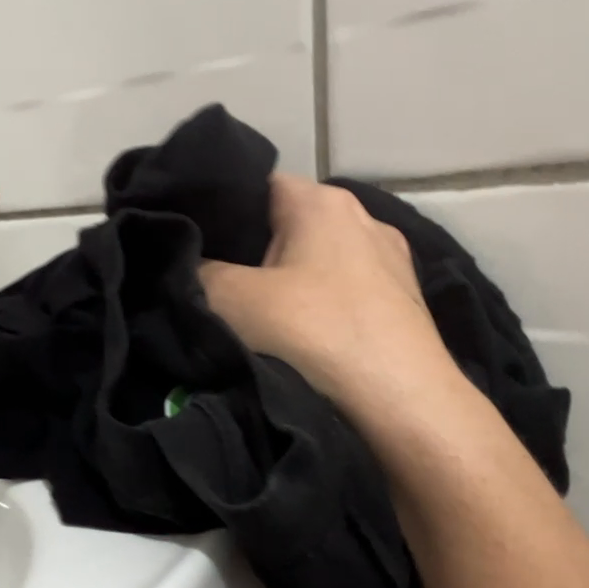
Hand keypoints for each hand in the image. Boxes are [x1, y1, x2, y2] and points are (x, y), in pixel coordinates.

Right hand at [198, 174, 458, 409]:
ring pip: (317, 265)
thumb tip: (185, 265)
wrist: (401, 401)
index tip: (193, 249)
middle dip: (251, 257)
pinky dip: (320, 314)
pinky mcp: (403, 303)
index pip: (256, 185)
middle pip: (287, 227)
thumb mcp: (233, 302)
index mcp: (321, 201)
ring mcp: (389, 262)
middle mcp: (363, 218)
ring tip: (260, 327)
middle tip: (216, 294)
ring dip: (288, 290)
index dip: (219, 213)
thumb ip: (198, 274)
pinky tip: (306, 346)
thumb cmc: (315, 336)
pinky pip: (344, 296)